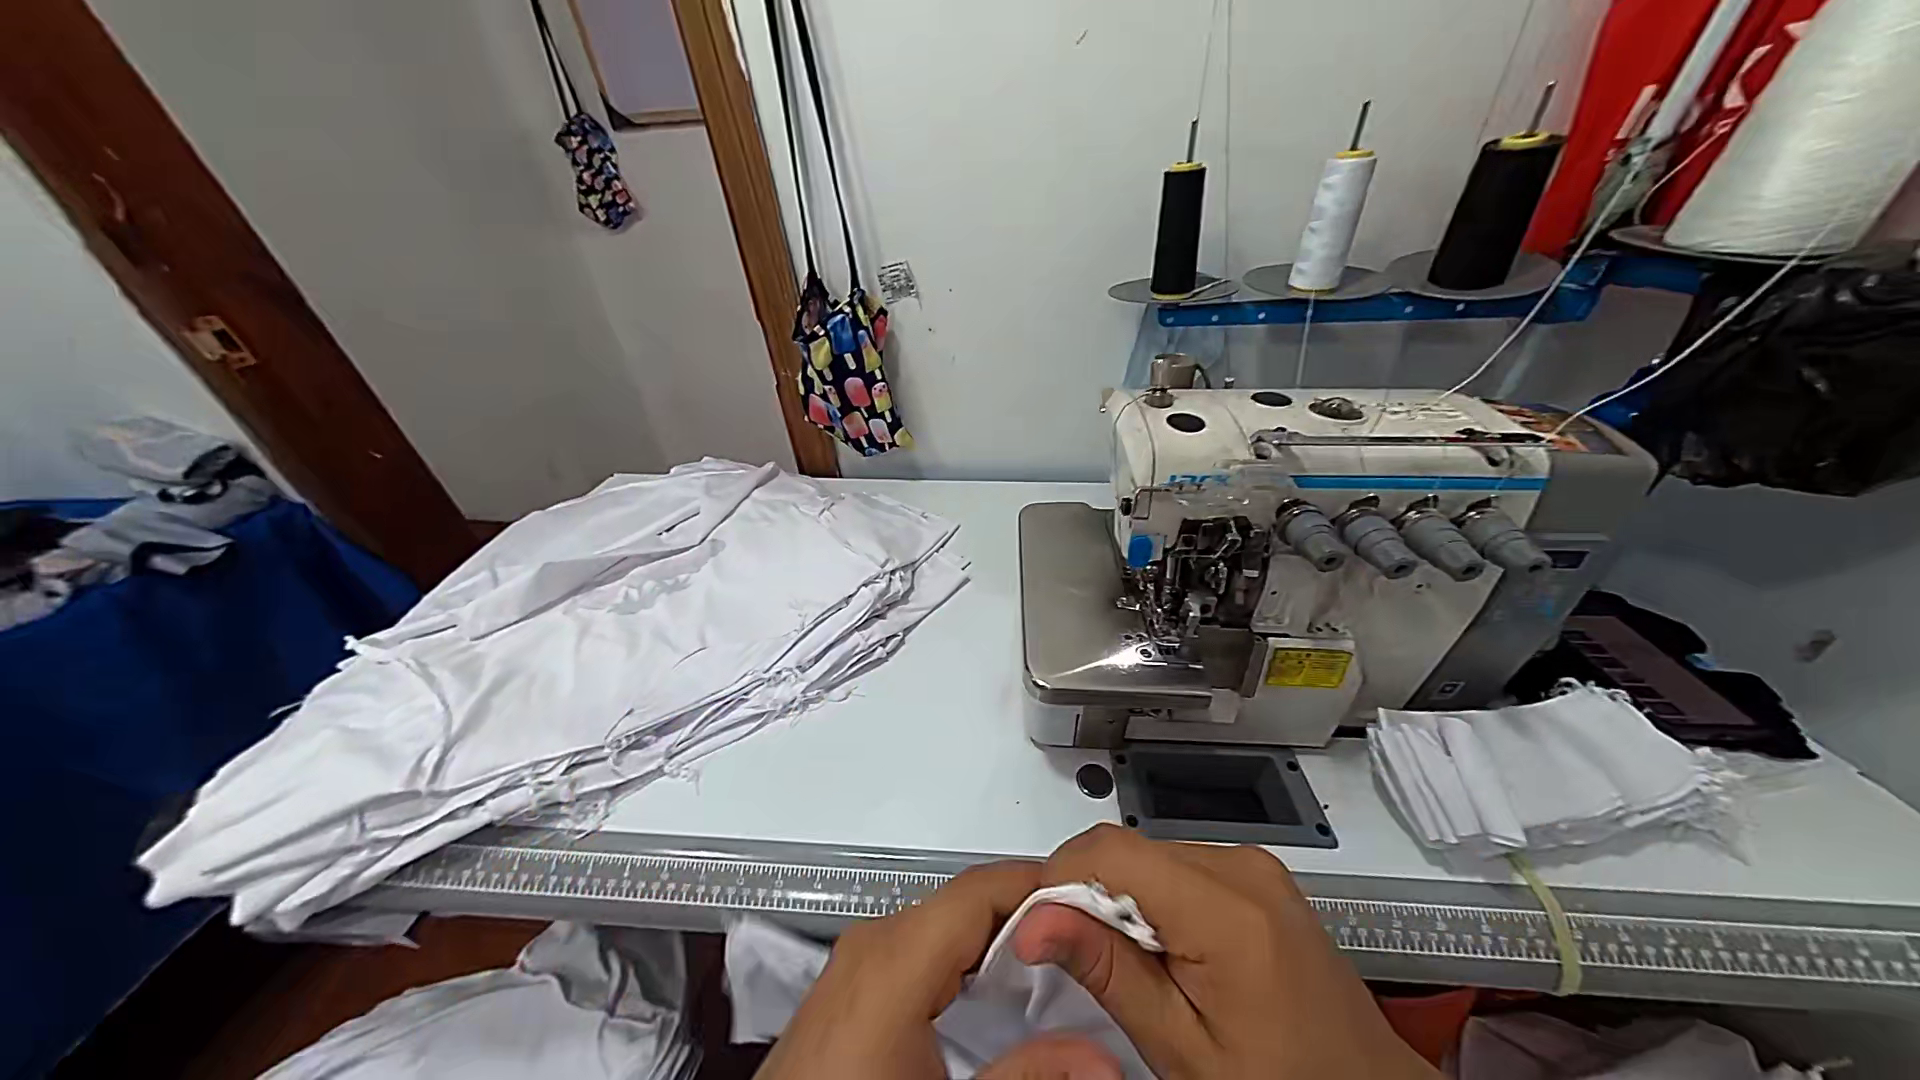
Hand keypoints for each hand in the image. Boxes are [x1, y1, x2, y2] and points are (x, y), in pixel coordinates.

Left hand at [755, 861, 1122, 1079]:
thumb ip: (1027, 1076)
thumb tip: (1098, 1060)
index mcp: (894, 958)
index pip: (980, 888)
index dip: (1038, 885)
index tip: (1083, 903)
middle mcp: (873, 944)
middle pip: (966, 900)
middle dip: (1025, 912)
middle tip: (1078, 938)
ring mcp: (858, 958)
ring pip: (945, 918)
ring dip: (996, 933)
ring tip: (1046, 960)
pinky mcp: (854, 978)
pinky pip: (921, 940)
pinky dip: (963, 950)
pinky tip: (989, 983)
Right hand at [1013, 825, 1440, 1079]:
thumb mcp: (1182, 1047)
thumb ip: (1108, 971)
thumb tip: (1037, 920)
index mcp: (1228, 910)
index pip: (1111, 851)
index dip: (1060, 877)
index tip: (1041, 926)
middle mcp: (1241, 867)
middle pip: (1126, 849)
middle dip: (1087, 893)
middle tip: (1082, 958)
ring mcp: (1251, 864)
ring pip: (1145, 853)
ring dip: (1118, 896)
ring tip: (1132, 963)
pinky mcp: (1252, 871)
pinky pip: (1175, 864)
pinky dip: (1150, 896)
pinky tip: (1163, 948)